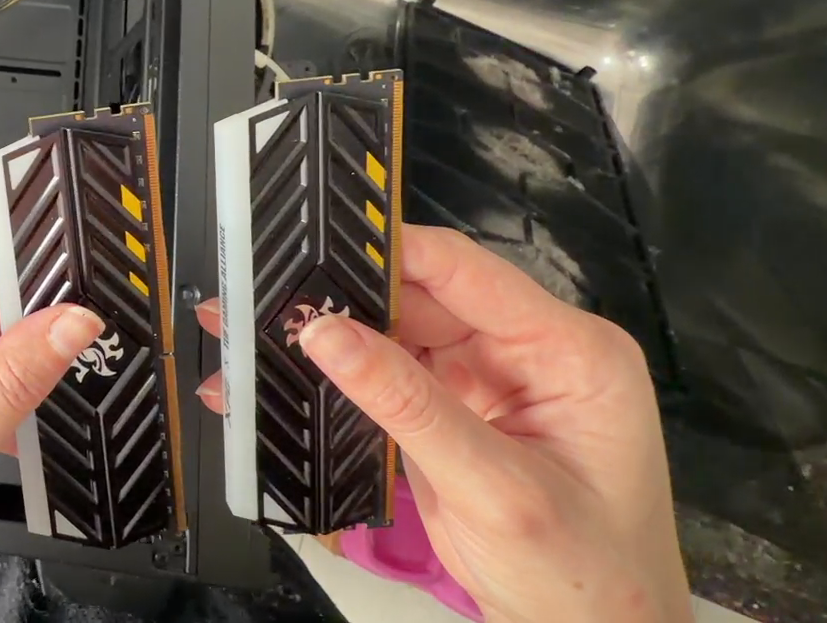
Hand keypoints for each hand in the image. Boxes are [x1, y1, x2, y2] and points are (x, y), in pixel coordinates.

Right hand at [197, 225, 691, 622]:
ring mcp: (476, 371)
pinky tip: (274, 372)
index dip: (382, 250)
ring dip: (322, 332)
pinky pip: (376, 364)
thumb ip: (406, 404)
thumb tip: (322, 331)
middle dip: (334, 296)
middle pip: (409, 292)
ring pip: (382, 324)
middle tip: (256, 298)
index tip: (305, 247)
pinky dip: (328, 369)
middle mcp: (519, 345)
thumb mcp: (495, 490)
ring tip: (246, 330)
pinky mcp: (441, 397)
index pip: (460, 269)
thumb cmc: (580, 579)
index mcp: (564, 348)